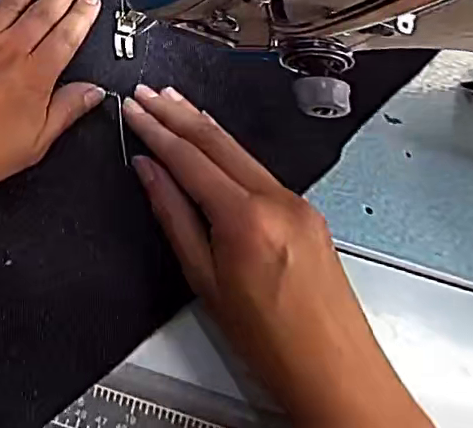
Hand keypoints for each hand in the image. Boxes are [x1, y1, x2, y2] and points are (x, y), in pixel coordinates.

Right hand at [123, 86, 430, 427]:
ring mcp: (296, 200)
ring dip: (199, 121)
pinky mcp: (306, 207)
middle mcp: (276, 199)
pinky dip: (226, 145)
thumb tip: (149, 171)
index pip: (188, 157)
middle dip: (174, 112)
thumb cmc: (273, 345)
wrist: (338, 378)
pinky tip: (211, 134)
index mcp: (246, 219)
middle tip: (145, 94)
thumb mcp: (204, 281)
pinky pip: (257, 165)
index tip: (134, 110)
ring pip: (237, 147)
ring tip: (171, 100)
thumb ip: (173, 215)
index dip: (154, 129)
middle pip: (214, 139)